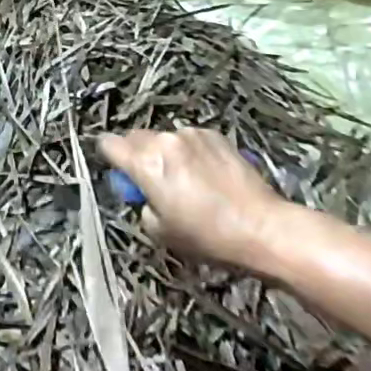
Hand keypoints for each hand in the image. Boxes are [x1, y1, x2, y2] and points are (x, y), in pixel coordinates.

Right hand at [97, 128, 290, 269]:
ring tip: (187, 181)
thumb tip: (148, 196)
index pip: (109, 144)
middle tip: (152, 182)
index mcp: (146, 163)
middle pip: (136, 137)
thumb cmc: (208, 237)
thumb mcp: (162, 233)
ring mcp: (191, 134)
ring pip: (165, 138)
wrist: (261, 226)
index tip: (119, 171)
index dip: (109, 156)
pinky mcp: (214, 134)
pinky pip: (191, 139)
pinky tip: (208, 175)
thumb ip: (144, 207)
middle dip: (137, 155)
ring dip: (166, 153)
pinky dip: (191, 152)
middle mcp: (165, 140)